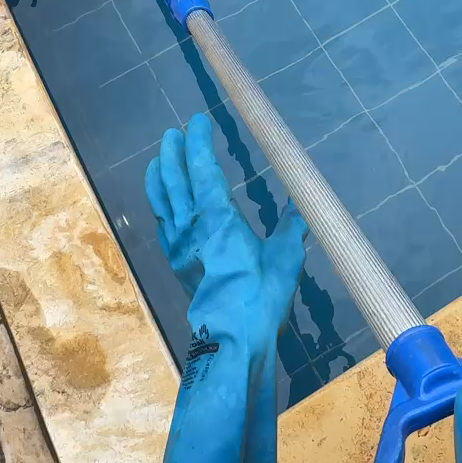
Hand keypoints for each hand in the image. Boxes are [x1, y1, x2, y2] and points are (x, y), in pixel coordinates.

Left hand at [146, 113, 306, 462]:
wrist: (231, 341)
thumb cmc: (260, 295)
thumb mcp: (285, 256)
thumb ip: (292, 225)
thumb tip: (302, 203)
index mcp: (216, 216)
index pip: (202, 167)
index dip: (198, 141)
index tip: (198, 120)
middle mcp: (190, 224)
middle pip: (175, 179)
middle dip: (174, 152)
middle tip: (174, 133)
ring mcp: (178, 245)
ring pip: (163, 200)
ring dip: (161, 176)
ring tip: (159, 159)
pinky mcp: (176, 262)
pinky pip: (163, 223)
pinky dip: (162, 204)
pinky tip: (166, 206)